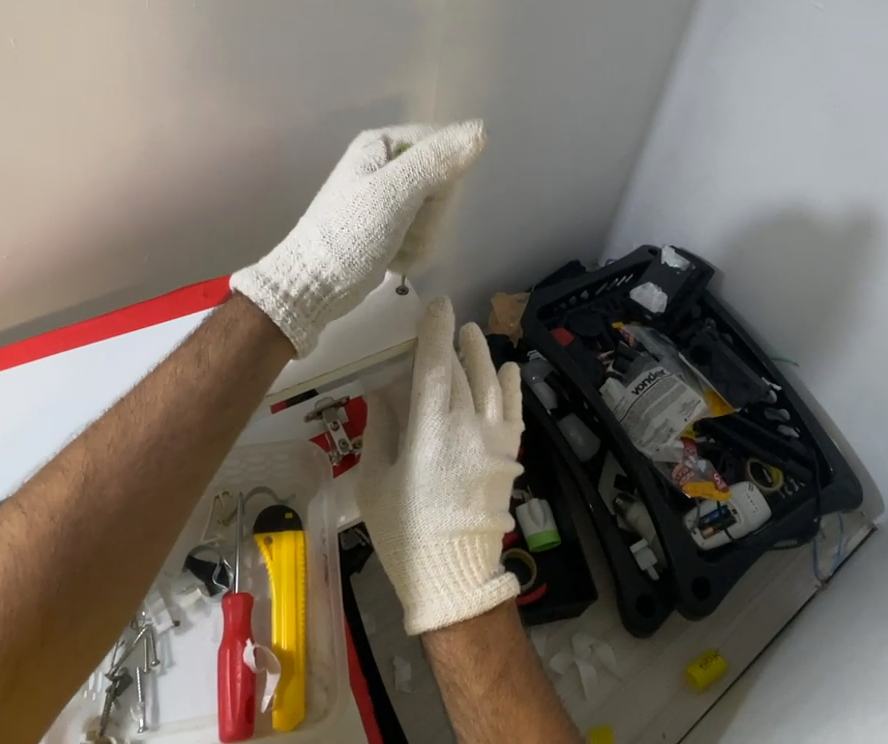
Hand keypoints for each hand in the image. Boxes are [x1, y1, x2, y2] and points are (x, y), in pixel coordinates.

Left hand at [232, 121, 485, 356]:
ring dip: (423, 237)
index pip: (444, 145)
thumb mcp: (393, 194)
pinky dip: (415, 249)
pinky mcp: (392, 226)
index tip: (422, 198)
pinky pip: (427, 233)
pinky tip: (393, 257)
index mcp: (382, 144)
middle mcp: (388, 164)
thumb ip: (435, 161)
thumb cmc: (347, 236)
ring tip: (395, 246)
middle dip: (432, 214)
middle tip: (404, 226)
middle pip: (445, 182)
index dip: (443, 176)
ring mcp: (390, 198)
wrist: (313, 288)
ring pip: (439, 213)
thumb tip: (480, 130)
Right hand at [357, 296, 523, 635]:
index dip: (436, 331)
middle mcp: (466, 427)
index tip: (436, 307)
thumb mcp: (374, 480)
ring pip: (491, 385)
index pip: (436, 365)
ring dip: (482, 355)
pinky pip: (512, 413)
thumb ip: (382, 429)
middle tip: (446, 323)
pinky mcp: (508, 458)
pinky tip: (508, 369)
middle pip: (462, 372)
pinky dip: (511, 387)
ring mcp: (494, 442)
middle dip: (454, 342)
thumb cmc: (404, 533)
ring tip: (473, 334)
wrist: (454, 580)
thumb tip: (385, 390)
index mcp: (429, 430)